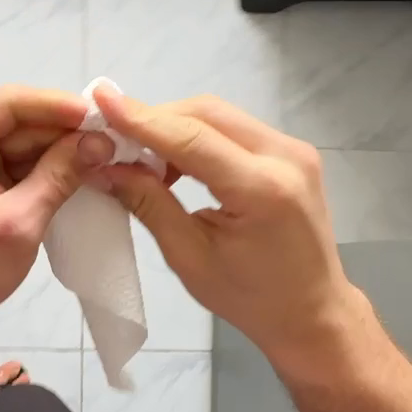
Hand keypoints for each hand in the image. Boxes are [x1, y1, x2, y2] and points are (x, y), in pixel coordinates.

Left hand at [0, 85, 111, 337]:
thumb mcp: (18, 222)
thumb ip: (59, 176)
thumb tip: (100, 141)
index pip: (8, 104)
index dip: (56, 105)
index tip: (98, 116)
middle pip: (18, 123)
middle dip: (64, 131)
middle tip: (113, 141)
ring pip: (23, 145)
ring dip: (61, 152)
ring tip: (106, 156)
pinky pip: (18, 168)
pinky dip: (48, 172)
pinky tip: (81, 174)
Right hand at [90, 87, 362, 370]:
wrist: (312, 311)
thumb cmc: (249, 298)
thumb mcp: (188, 257)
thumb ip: (149, 204)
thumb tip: (105, 167)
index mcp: (261, 189)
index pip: (190, 137)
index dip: (141, 118)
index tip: (100, 100)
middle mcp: (284, 157)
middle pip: (206, 113)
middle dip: (154, 119)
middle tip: (112, 137)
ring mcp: (293, 150)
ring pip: (219, 115)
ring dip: (173, 126)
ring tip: (138, 155)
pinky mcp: (291, 152)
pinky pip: (233, 128)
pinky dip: (196, 136)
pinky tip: (172, 161)